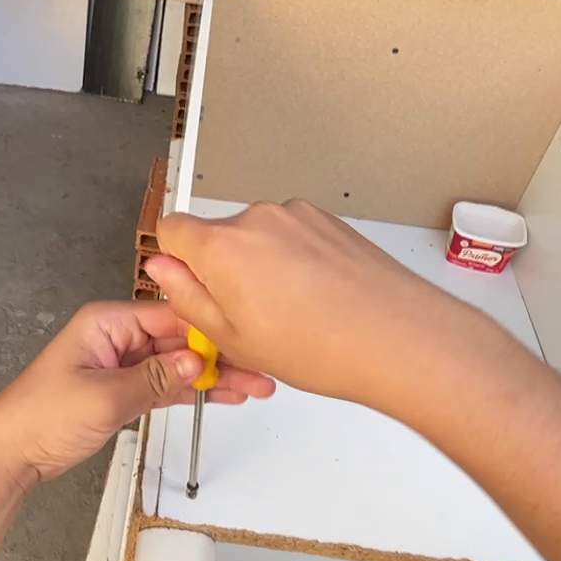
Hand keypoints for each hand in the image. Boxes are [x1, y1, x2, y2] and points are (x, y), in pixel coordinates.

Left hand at [0, 301, 275, 488]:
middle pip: (178, 341)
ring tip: (253, 384)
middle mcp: (117, 337)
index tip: (240, 342)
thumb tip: (196, 361)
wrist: (11, 453)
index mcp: (107, 322)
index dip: (206, 331)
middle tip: (258, 369)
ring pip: (177, 365)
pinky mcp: (123, 389)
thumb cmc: (39, 414)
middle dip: (218, 356)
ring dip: (213, 376)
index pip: (169, 317)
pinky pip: (166, 385)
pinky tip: (222, 394)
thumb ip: (155, 378)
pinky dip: (192, 391)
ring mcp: (121, 364)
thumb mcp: (104, 396)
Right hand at [147, 200, 515, 409]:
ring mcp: (296, 215)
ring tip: (291, 312)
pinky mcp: (325, 219)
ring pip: (255, 237)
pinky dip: (293, 260)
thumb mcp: (231, 338)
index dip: (176, 261)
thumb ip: (185, 296)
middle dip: (222, 269)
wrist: (398, 337)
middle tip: (249, 315)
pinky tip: (314, 298)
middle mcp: (256, 218)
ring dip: (260, 265)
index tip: (193, 286)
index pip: (171, 228)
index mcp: (223, 246)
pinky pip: (290, 235)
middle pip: (216, 235)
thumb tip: (162, 269)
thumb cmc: (323, 346)